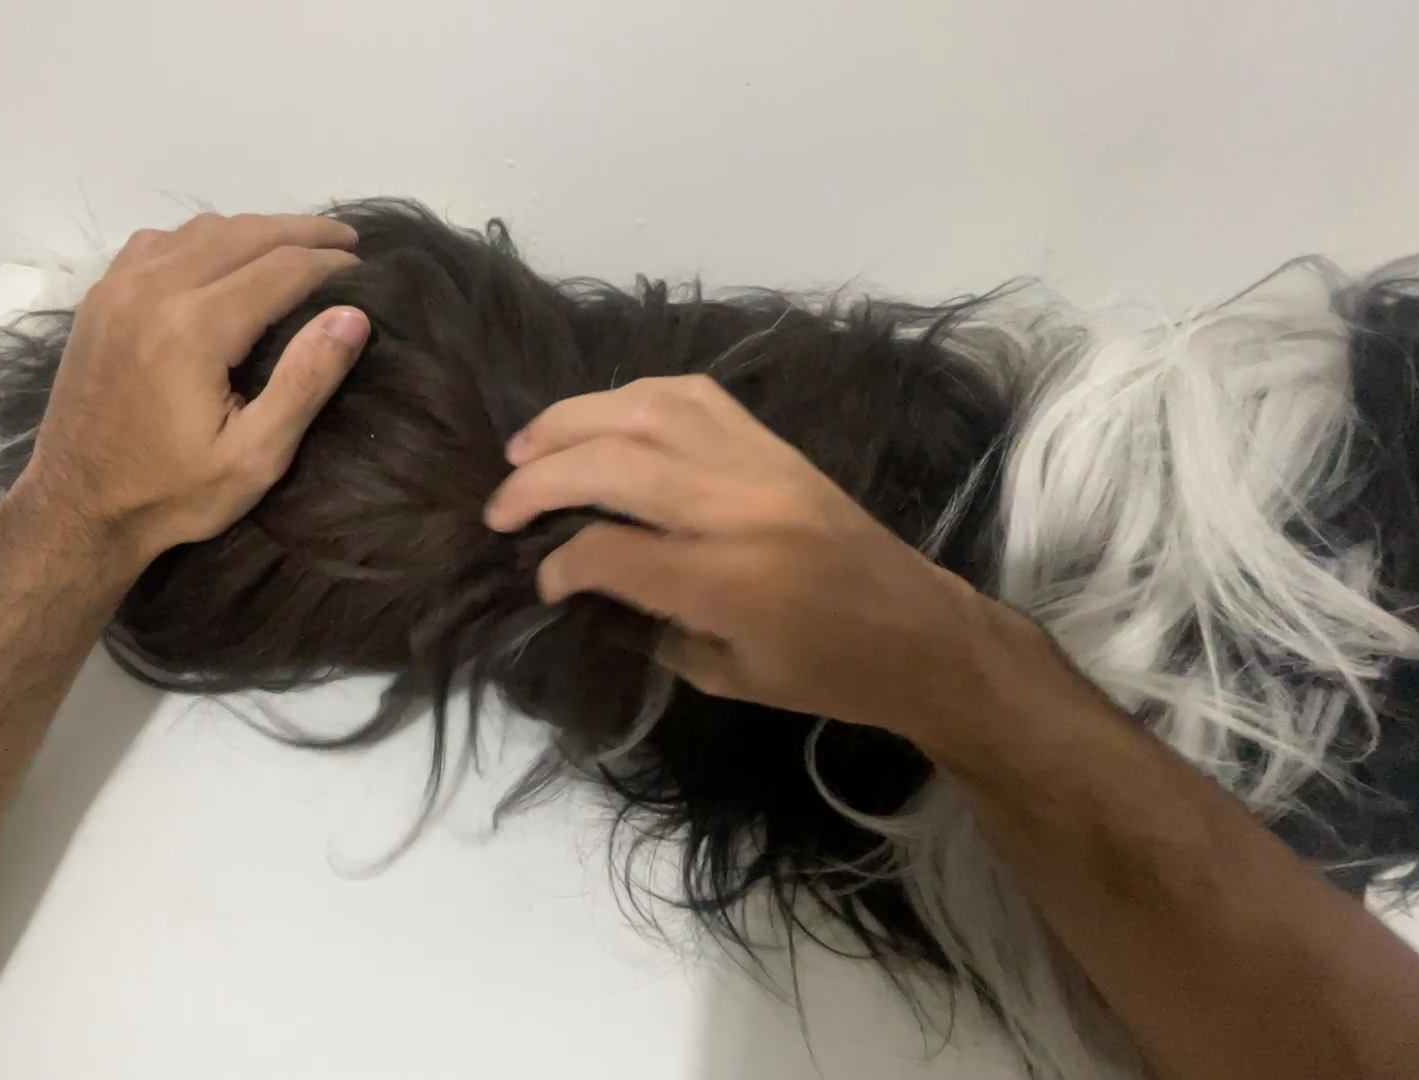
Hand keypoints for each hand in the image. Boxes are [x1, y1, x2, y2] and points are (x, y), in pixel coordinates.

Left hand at [10, 212, 368, 562]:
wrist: (78, 508)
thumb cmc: (175, 492)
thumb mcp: (256, 455)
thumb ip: (305, 381)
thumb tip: (352, 316)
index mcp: (194, 328)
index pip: (282, 268)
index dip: (331, 263)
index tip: (367, 268)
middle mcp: (152, 289)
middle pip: (243, 233)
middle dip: (303, 232)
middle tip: (348, 240)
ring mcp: (117, 287)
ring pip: (201, 229)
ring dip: (257, 231)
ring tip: (300, 246)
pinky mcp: (100, 298)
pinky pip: (160, 242)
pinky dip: (207, 238)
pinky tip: (227, 258)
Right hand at [484, 374, 1034, 742]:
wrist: (920, 632)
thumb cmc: (824, 673)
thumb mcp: (725, 676)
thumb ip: (645, 625)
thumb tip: (581, 586)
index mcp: (728, 582)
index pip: (608, 551)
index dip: (558, 565)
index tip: (542, 582)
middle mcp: (737, 507)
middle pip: (613, 464)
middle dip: (539, 479)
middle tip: (498, 504)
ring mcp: (757, 463)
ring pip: (645, 410)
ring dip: (573, 420)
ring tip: (527, 445)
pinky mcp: (772, 443)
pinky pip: (692, 395)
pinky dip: (633, 397)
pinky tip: (603, 417)